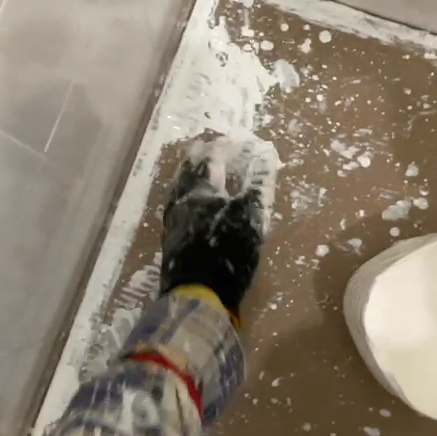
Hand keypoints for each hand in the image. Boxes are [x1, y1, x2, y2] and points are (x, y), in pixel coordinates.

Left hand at [160, 135, 276, 316]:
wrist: (196, 294)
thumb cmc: (228, 251)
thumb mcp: (252, 215)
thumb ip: (260, 182)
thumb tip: (267, 152)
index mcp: (200, 187)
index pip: (211, 155)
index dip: (226, 145)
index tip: (239, 141)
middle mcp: (181, 197)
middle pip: (188, 167)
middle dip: (203, 154)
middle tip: (214, 148)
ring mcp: (172, 217)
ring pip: (179, 185)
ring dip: (192, 173)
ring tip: (203, 170)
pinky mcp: (169, 236)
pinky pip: (177, 203)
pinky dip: (188, 193)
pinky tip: (193, 203)